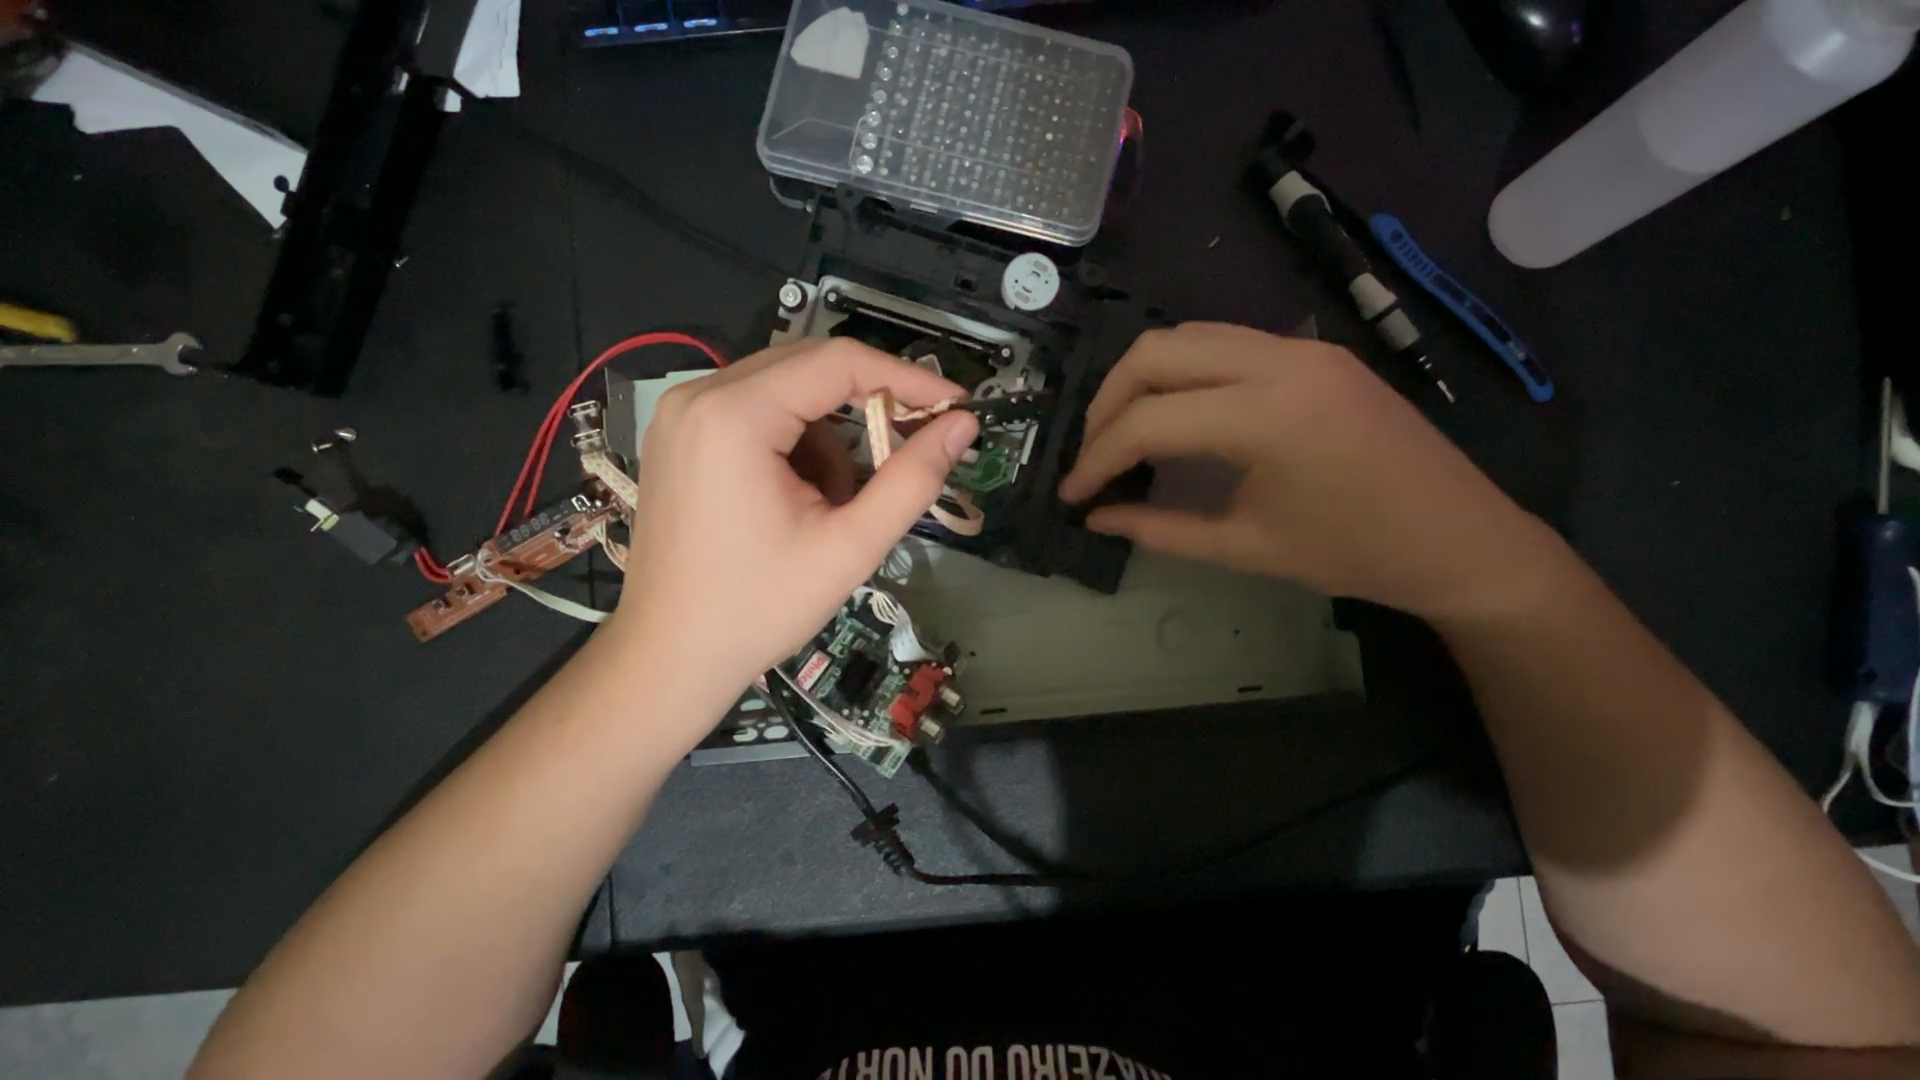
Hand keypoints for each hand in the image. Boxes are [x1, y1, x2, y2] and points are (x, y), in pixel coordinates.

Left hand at [603, 338, 977, 719]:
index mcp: (735, 414)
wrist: (669, 656)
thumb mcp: (848, 548)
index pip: (838, 361)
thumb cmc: (758, 608)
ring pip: (786, 391)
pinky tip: (797, 501)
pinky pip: (755, 412)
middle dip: (867, 406)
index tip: (956, 407)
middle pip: (810, 367)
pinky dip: (794, 444)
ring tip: (836, 504)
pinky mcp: (679, 435)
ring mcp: (682, 413)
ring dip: (828, 435)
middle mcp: (700, 394)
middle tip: (913, 446)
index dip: (907, 378)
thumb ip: (912, 480)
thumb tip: (963, 426)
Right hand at [1058, 323, 1566, 623]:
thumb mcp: (1248, 548)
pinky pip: (1226, 343)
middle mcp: (1281, 361)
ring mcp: (1303, 348)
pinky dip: (1183, 372)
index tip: (1072, 495)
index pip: (1149, 420)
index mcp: (1268, 415)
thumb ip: (1160, 529)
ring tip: (1123, 433)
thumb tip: (1097, 517)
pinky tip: (1175, 414)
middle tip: (1092, 456)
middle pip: (1157, 352)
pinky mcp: (1316, 352)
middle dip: (1107, 403)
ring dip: (1142, 379)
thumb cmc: (1357, 555)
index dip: (1096, 458)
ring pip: (1189, 336)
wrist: (1463, 539)